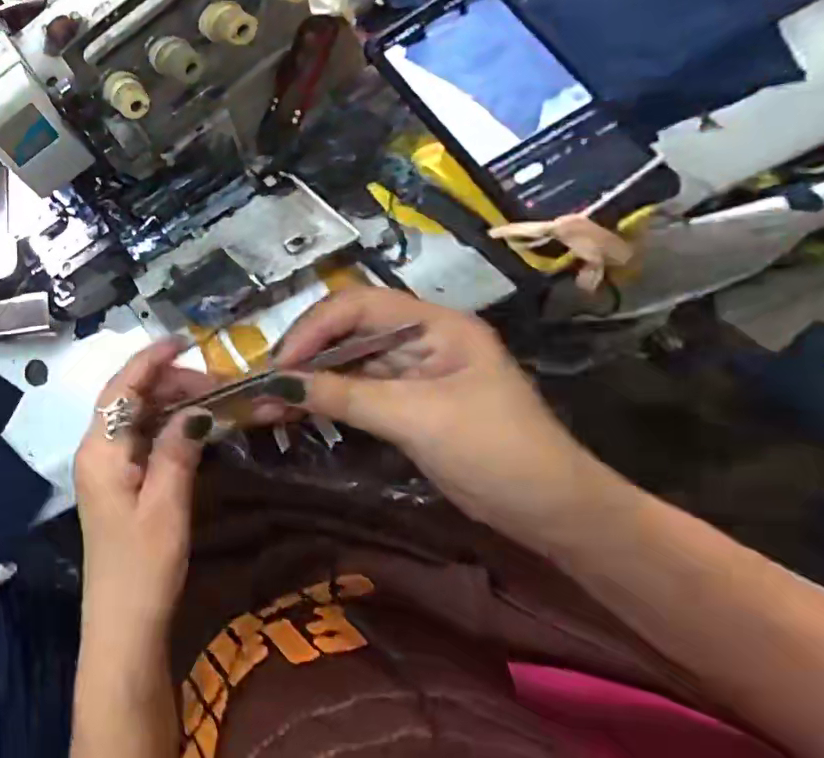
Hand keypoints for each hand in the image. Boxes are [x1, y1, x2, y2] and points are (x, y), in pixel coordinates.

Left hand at [74, 339, 262, 633]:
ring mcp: (103, 466)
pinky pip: (137, 439)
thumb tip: (195, 409)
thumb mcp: (167, 506)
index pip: (120, 389)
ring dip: (169, 404)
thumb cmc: (143, 566)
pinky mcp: (115, 481)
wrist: (122, 622)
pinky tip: (192, 426)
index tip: (180, 341)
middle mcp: (94, 449)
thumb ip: (177, 451)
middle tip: (217, 384)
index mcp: (98, 449)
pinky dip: (164, 427)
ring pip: (134, 418)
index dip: (148, 361)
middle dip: (168, 383)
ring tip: (212, 399)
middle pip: (127, 400)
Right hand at [274, 287, 617, 543]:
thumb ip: (343, 396)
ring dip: (303, 380)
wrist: (558, 517)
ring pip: (339, 362)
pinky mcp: (399, 401)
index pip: (356, 306)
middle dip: (301, 355)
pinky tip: (287, 412)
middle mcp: (418, 338)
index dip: (313, 327)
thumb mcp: (416, 419)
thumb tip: (275, 384)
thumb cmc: (498, 453)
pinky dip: (317, 400)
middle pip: (342, 330)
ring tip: (265, 402)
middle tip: (265, 382)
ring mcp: (408, 370)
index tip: (282, 363)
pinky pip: (347, 390)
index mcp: (435, 325)